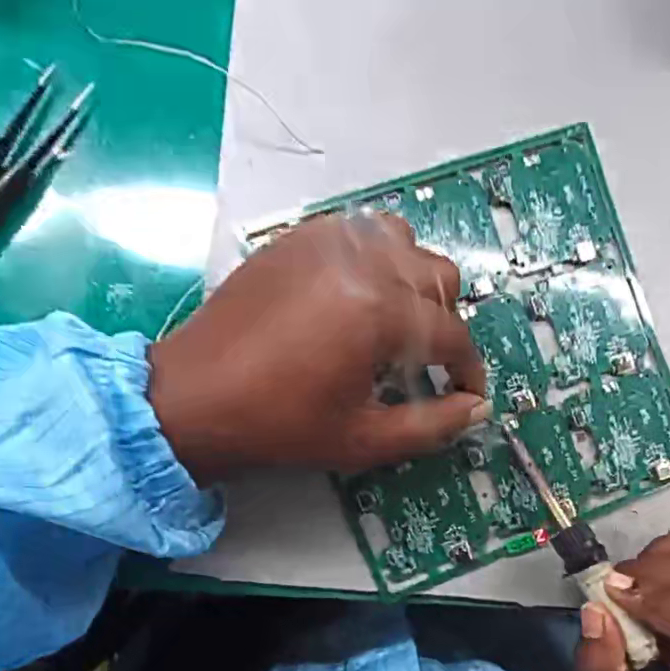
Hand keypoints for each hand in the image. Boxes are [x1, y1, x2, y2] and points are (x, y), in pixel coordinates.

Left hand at [148, 213, 488, 482]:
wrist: (194, 399)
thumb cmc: (277, 425)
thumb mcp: (362, 439)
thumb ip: (430, 426)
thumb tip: (475, 409)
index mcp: (380, 311)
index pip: (452, 334)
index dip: (468, 369)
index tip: (466, 391)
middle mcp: (362, 260)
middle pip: (439, 278)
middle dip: (445, 323)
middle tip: (425, 363)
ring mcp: (327, 240)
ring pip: (404, 242)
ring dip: (414, 281)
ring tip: (394, 323)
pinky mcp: (297, 238)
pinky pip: (358, 231)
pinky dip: (375, 258)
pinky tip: (357, 296)